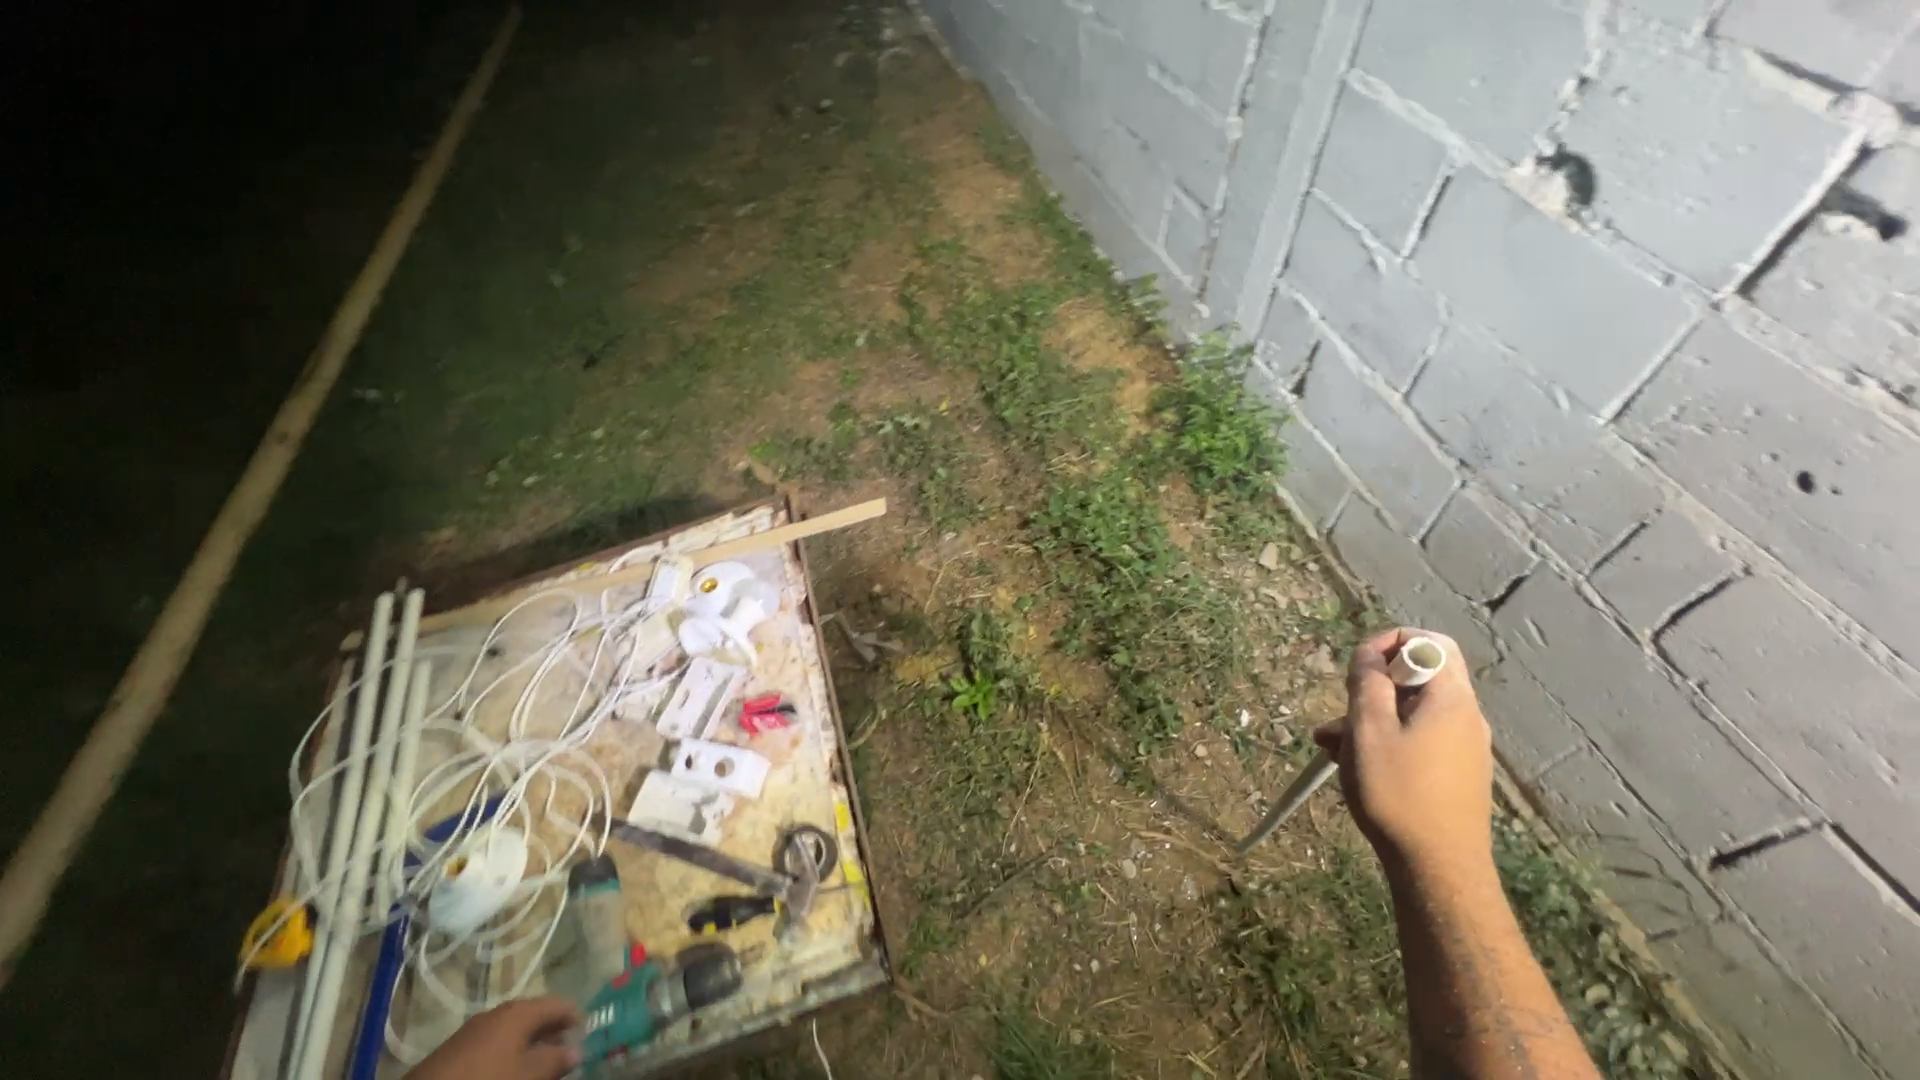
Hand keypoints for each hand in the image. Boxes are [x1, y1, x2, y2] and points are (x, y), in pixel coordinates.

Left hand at [405, 996, 582, 1079]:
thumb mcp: (528, 1076)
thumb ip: (556, 1061)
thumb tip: (578, 1050)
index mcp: (520, 1012)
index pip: (561, 1004)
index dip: (577, 1020)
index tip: (589, 1038)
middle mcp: (500, 1012)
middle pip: (537, 1016)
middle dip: (554, 1034)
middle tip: (567, 1055)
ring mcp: (475, 1029)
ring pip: (515, 1031)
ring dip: (532, 1046)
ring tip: (540, 1068)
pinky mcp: (457, 1049)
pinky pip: (495, 1043)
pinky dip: (510, 1053)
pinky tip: (510, 1072)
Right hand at [1314, 628, 1492, 877]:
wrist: (1439, 869)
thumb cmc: (1399, 793)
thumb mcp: (1369, 730)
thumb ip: (1368, 683)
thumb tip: (1370, 654)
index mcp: (1451, 699)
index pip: (1430, 643)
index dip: (1390, 643)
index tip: (1357, 666)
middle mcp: (1465, 716)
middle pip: (1417, 679)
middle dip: (1370, 689)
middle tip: (1338, 715)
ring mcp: (1464, 747)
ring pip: (1411, 712)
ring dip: (1369, 719)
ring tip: (1331, 747)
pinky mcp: (1456, 772)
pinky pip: (1418, 739)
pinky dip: (1385, 741)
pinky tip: (1355, 766)